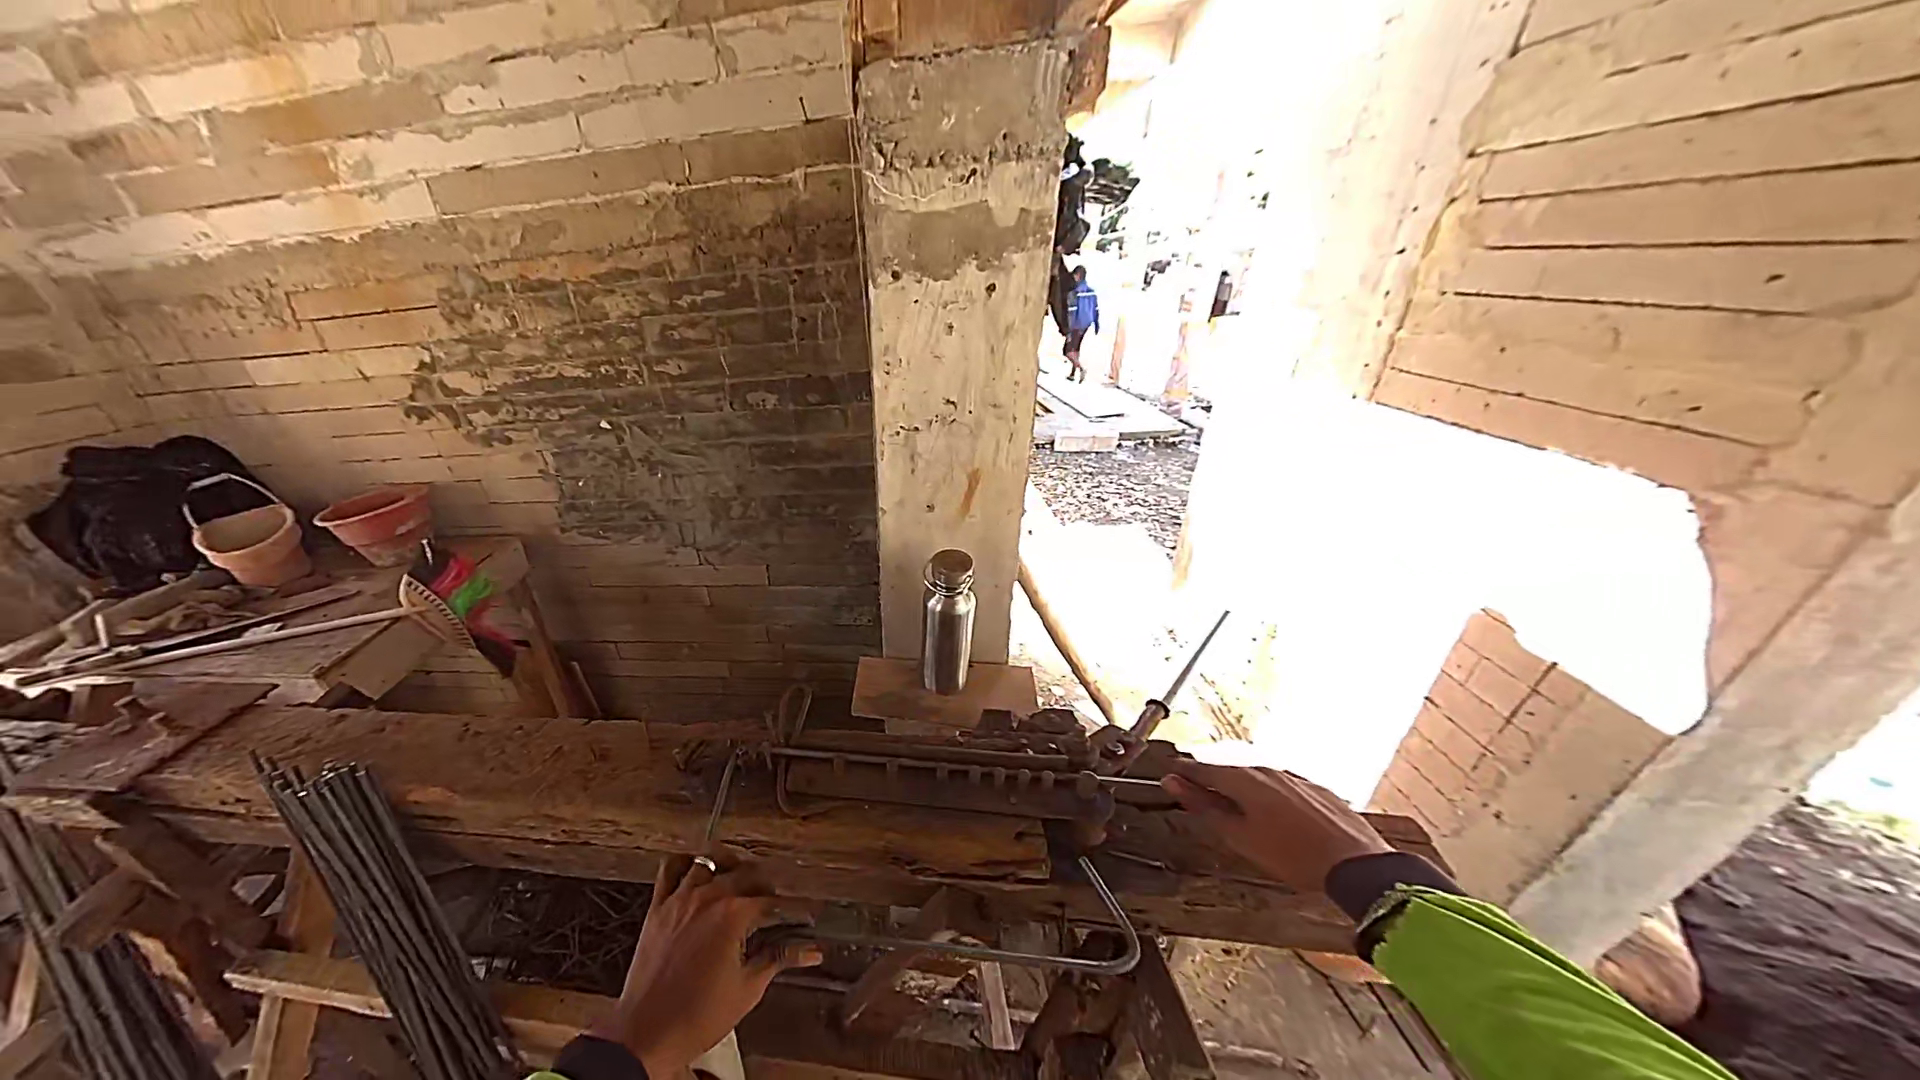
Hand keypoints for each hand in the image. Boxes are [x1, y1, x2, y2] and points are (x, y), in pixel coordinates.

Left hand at [589, 854, 820, 1076]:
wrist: (643, 1038)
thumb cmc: (696, 1017)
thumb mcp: (747, 988)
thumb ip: (779, 959)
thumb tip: (811, 951)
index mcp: (734, 915)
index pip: (775, 903)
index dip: (796, 910)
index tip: (807, 916)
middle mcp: (709, 898)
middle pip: (748, 873)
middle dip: (767, 886)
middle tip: (775, 904)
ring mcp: (681, 899)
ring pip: (712, 860)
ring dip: (730, 866)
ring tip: (740, 881)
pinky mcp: (658, 908)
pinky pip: (670, 868)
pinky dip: (686, 863)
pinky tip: (698, 870)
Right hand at [1161, 762, 1392, 893]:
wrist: (1357, 865)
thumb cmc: (1293, 855)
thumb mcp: (1239, 836)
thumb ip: (1204, 806)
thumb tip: (1173, 782)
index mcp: (1243, 779)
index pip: (1203, 769)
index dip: (1183, 772)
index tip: (1170, 774)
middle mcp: (1267, 770)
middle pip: (1230, 771)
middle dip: (1212, 779)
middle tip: (1197, 791)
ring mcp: (1294, 778)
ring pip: (1257, 777)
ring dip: (1241, 787)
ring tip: (1234, 804)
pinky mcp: (1316, 790)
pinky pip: (1282, 786)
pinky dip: (1268, 794)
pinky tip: (1273, 813)